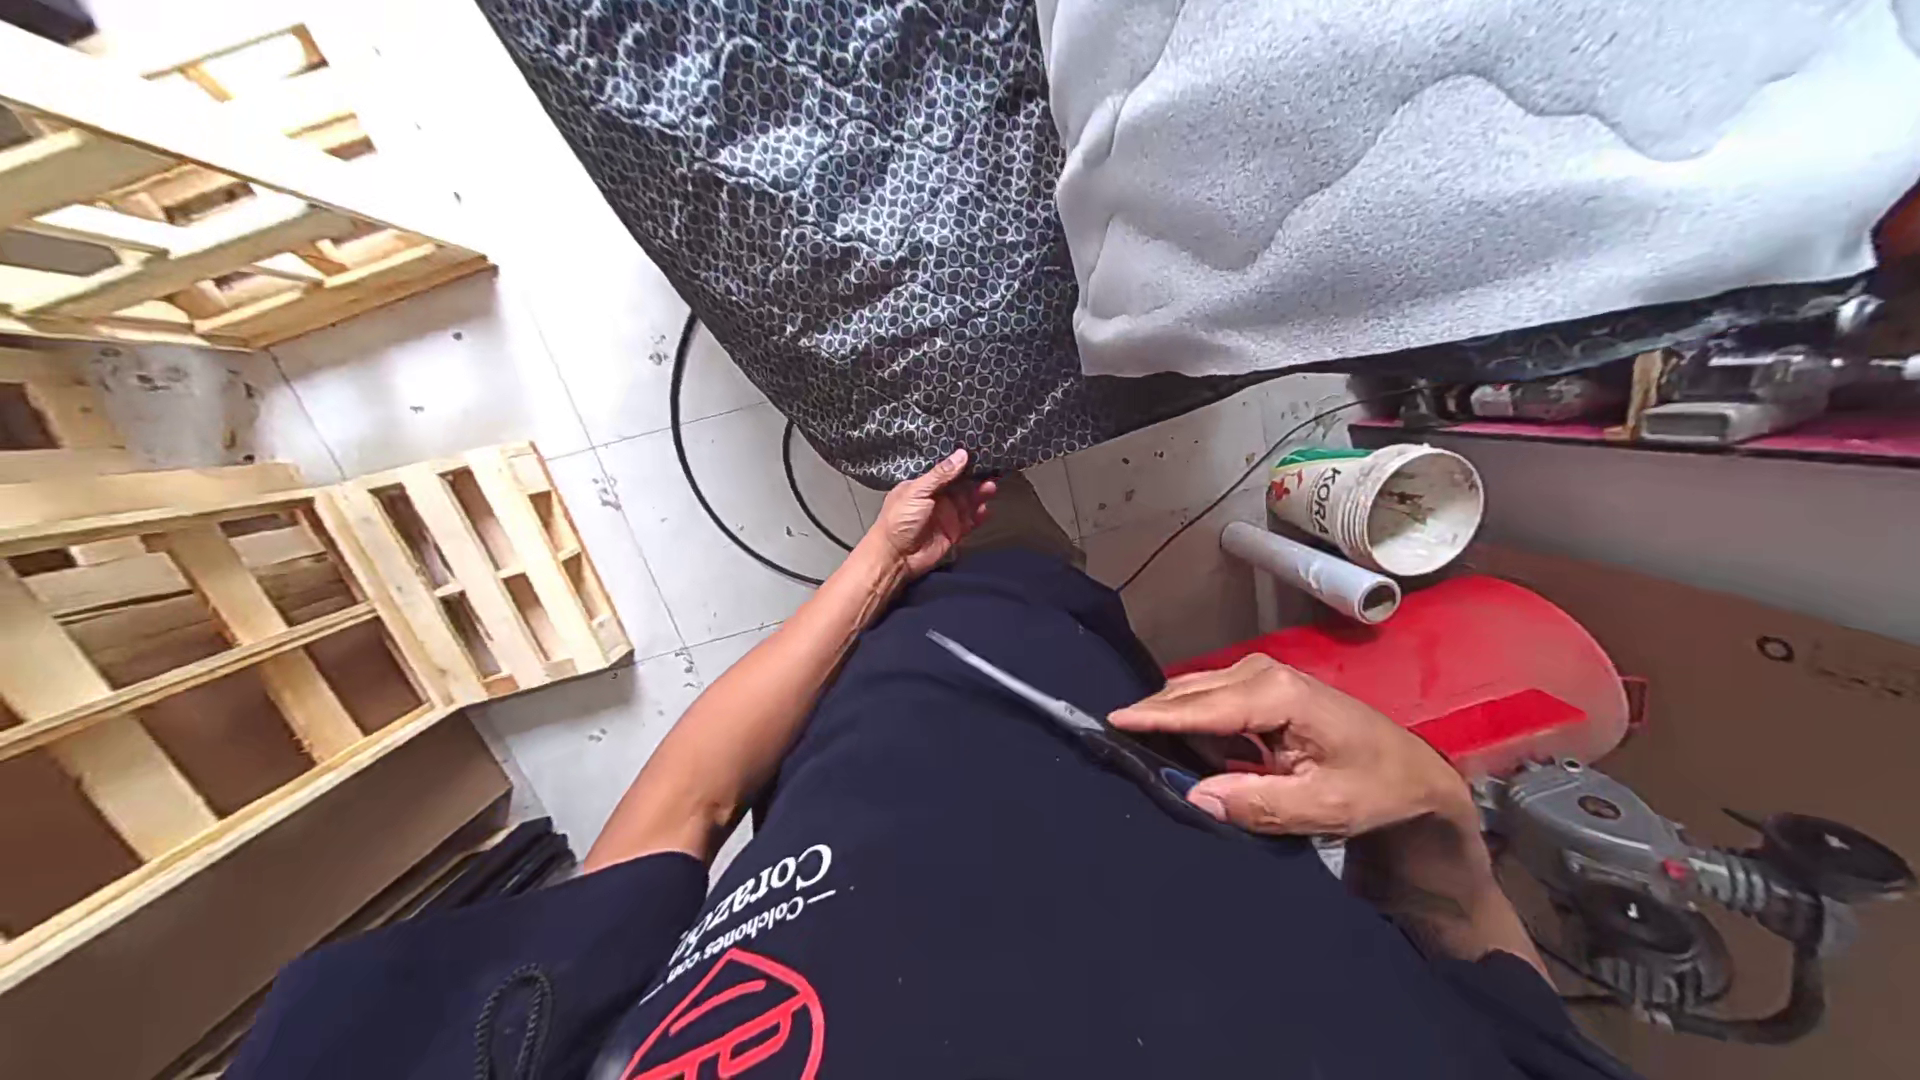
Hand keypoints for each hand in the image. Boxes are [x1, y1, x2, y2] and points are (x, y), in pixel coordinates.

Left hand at [863, 448, 996, 578]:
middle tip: (991, 468)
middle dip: (976, 477)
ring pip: (969, 501)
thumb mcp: (917, 492)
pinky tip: (986, 509)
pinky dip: (980, 515)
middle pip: (961, 485)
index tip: (978, 452)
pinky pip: (971, 521)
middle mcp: (937, 498)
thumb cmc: (898, 521)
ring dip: (980, 494)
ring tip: (991, 486)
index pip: (947, 470)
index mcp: (924, 485)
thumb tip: (961, 454)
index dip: (961, 462)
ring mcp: (946, 515)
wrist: (896, 557)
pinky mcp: (954, 532)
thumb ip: (940, 474)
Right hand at [1107, 653, 1473, 836]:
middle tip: (1116, 743)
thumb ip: (1259, 803)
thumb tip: (1195, 795)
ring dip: (1170, 721)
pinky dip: (1189, 723)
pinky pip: (1206, 699)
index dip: (1155, 717)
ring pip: (1192, 693)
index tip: (1112, 722)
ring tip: (1144, 751)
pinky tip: (1184, 749)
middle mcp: (1260, 672)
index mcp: (1278, 695)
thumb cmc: (1374, 787)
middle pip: (1188, 692)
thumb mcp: (1325, 807)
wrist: (1411, 770)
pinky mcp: (1255, 684)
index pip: (1202, 707)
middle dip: (1153, 716)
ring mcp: (1256, 674)